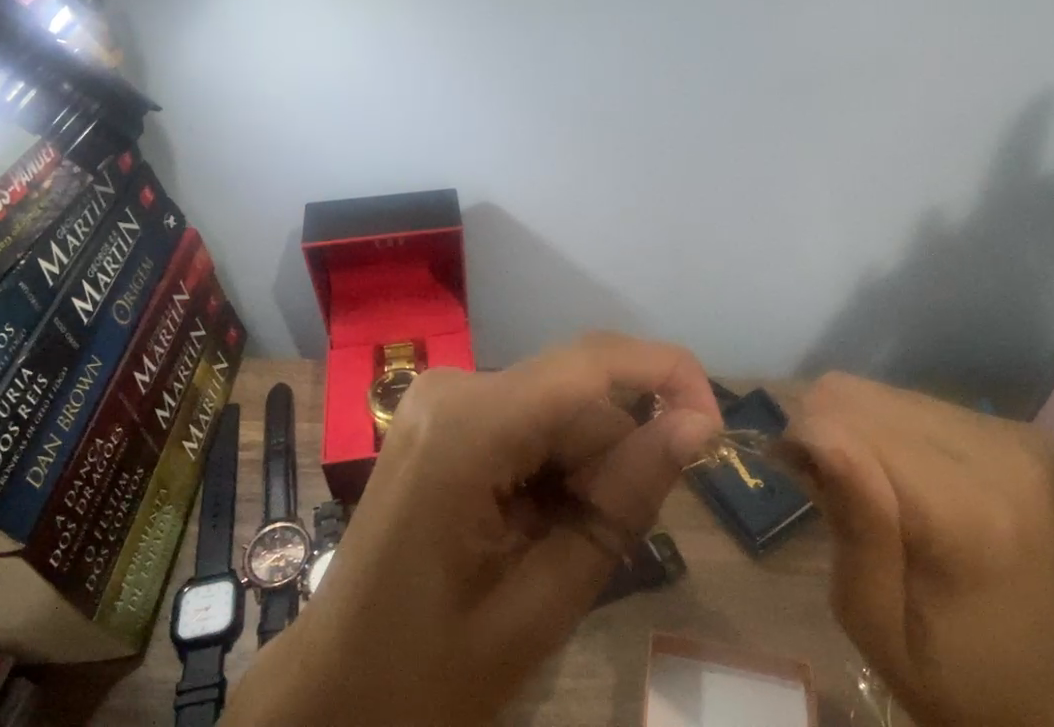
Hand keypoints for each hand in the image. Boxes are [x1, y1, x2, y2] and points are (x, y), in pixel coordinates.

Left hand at [221, 334, 722, 726]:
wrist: (336, 688)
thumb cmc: (431, 667)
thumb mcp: (545, 598)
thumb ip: (623, 501)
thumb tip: (697, 424)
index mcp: (469, 424)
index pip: (594, 365)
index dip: (670, 381)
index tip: (716, 438)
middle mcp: (454, 387)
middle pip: (580, 395)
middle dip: (614, 460)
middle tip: (594, 550)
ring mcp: (443, 399)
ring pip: (561, 410)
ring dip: (584, 473)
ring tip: (552, 551)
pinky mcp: (444, 418)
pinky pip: (530, 422)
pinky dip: (553, 471)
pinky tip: (529, 530)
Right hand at [785, 375, 1053, 726]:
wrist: (1053, 689)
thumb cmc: (953, 675)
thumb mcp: (876, 626)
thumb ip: (853, 524)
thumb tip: (815, 435)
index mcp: (965, 513)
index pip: (844, 423)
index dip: (802, 443)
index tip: (797, 484)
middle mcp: (996, 455)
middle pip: (857, 395)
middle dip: (824, 432)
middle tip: (826, 491)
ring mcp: (1011, 437)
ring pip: (879, 392)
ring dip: (854, 431)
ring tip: (863, 488)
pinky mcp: (1013, 431)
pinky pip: (911, 401)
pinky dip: (886, 432)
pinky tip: (897, 478)